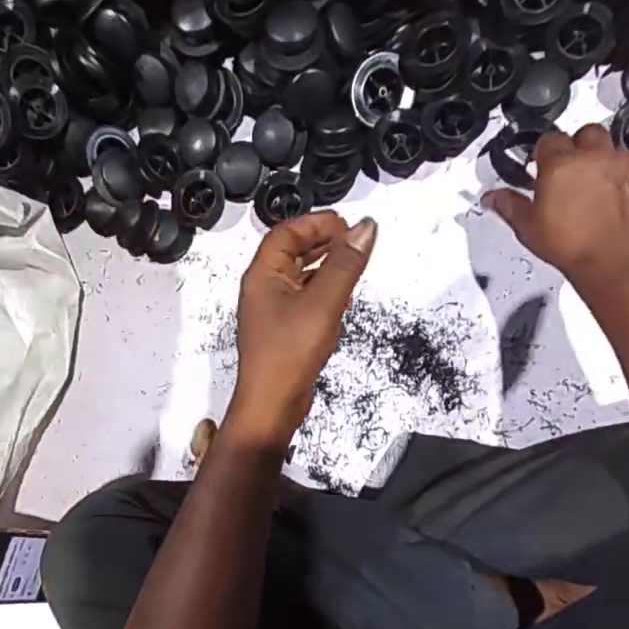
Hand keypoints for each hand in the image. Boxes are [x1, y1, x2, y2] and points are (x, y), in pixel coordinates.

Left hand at [226, 211, 377, 451]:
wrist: (272, 405)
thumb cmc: (288, 355)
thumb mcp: (323, 303)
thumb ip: (345, 264)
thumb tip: (365, 229)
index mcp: (263, 276)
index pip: (286, 233)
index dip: (316, 224)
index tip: (345, 223)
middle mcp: (262, 290)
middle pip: (291, 252)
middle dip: (321, 242)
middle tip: (351, 240)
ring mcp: (271, 313)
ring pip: (298, 277)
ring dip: (324, 267)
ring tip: (351, 264)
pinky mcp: (282, 332)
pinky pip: (303, 301)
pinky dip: (322, 292)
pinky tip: (341, 300)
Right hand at [483, 124, 628, 284]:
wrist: (610, 260)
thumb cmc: (569, 244)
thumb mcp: (528, 227)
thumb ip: (509, 205)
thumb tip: (491, 197)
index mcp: (561, 164)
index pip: (549, 140)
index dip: (543, 154)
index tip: (540, 168)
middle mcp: (594, 156)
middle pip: (585, 133)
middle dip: (576, 148)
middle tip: (568, 173)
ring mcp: (623, 164)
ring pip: (611, 147)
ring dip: (600, 159)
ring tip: (591, 187)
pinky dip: (622, 177)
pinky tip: (612, 198)